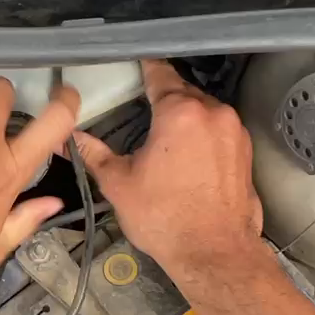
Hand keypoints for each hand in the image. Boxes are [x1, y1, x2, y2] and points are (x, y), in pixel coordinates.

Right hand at [74, 60, 263, 272]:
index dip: (144, 67)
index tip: (135, 62)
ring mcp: (233, 131)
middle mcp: (212, 114)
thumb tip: (70, 139)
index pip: (159, 74)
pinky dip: (200, 135)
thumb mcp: (118, 184)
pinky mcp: (244, 151)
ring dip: (182, 118)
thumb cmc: (167, 219)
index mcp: (179, 113)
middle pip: (182, 91)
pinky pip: (217, 130)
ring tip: (160, 138)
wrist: (212, 251)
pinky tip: (183, 157)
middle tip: (139, 108)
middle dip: (161, 99)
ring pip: (202, 111)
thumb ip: (93, 153)